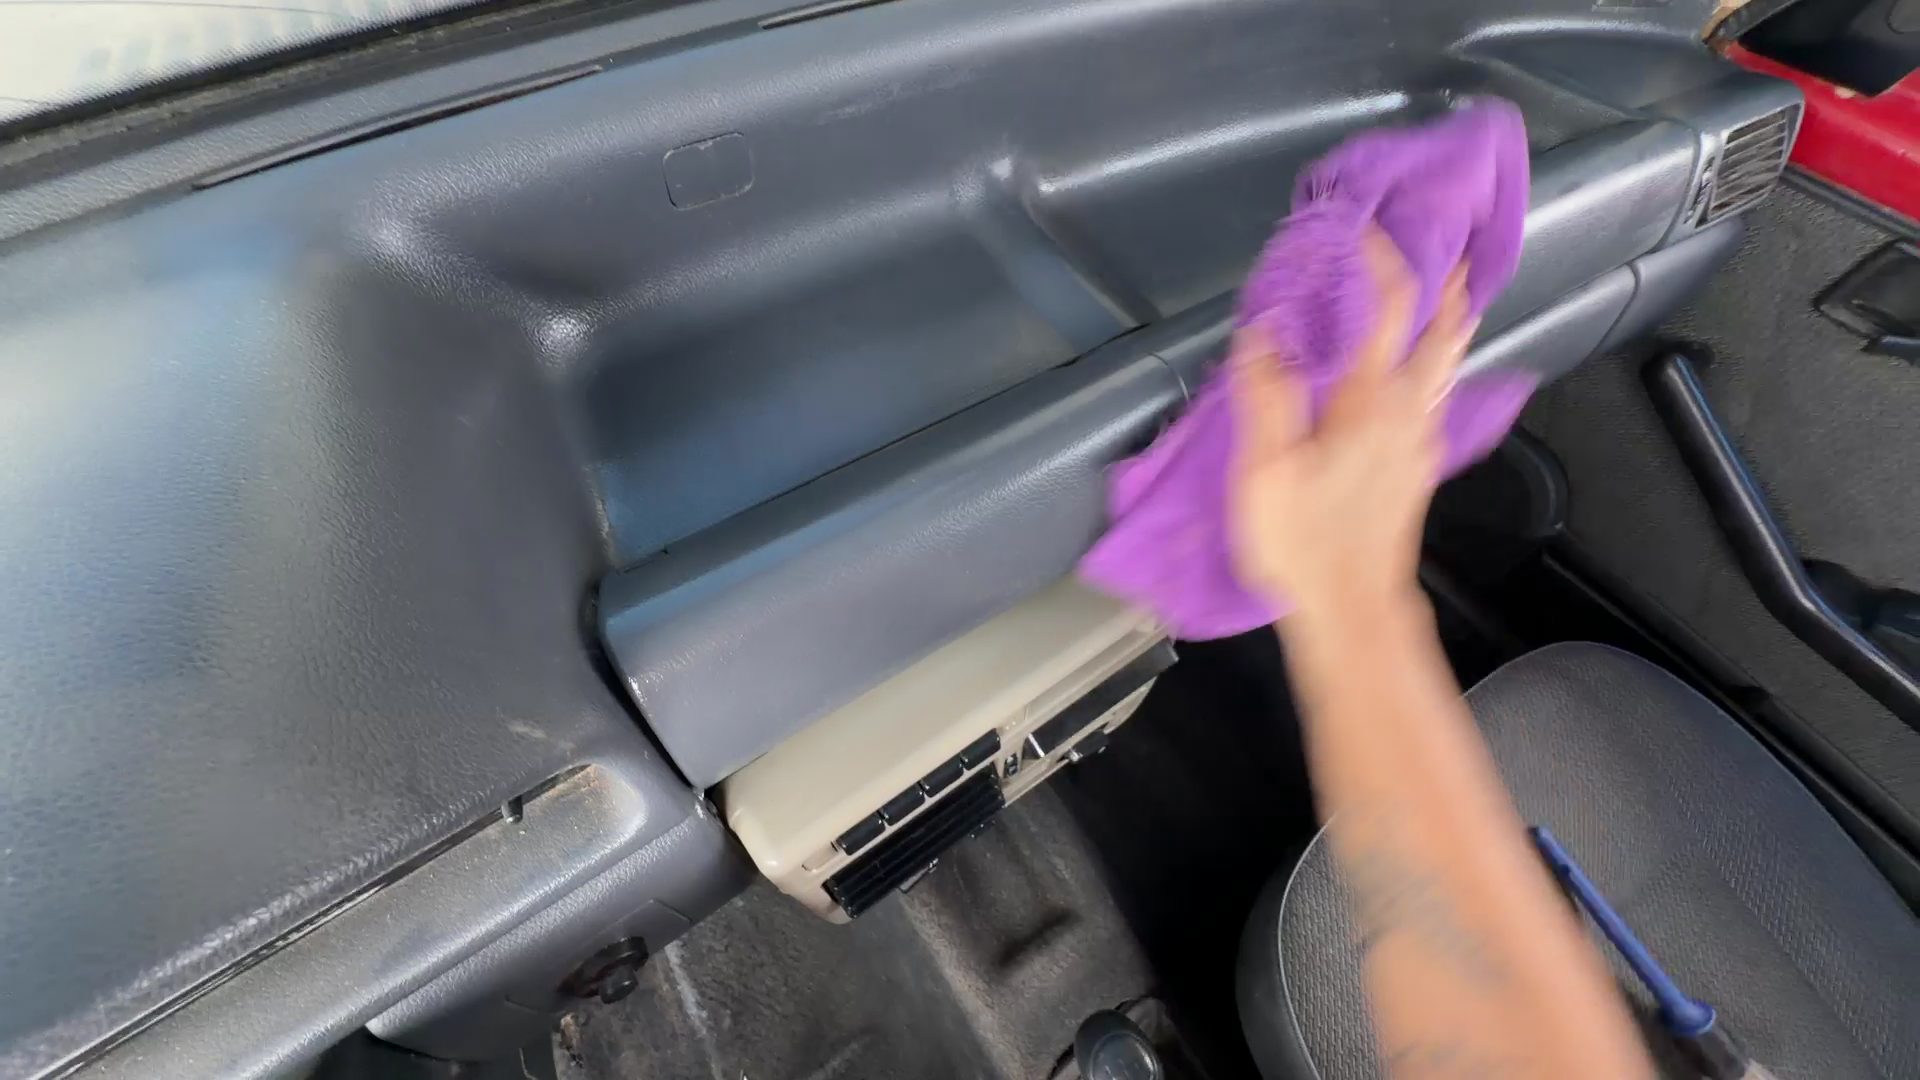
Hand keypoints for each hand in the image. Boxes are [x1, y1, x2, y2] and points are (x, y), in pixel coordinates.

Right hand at [1226, 227, 1473, 624]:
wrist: (1351, 608)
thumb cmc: (1302, 541)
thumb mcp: (1264, 469)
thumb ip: (1265, 395)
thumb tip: (1262, 332)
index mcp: (1370, 402)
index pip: (1389, 308)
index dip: (1380, 260)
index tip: (1362, 227)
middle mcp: (1409, 412)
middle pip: (1442, 330)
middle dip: (1443, 281)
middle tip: (1442, 242)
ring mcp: (1419, 442)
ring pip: (1448, 364)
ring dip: (1449, 321)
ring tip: (1446, 292)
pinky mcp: (1416, 469)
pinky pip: (1437, 397)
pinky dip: (1437, 364)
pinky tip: (1423, 374)